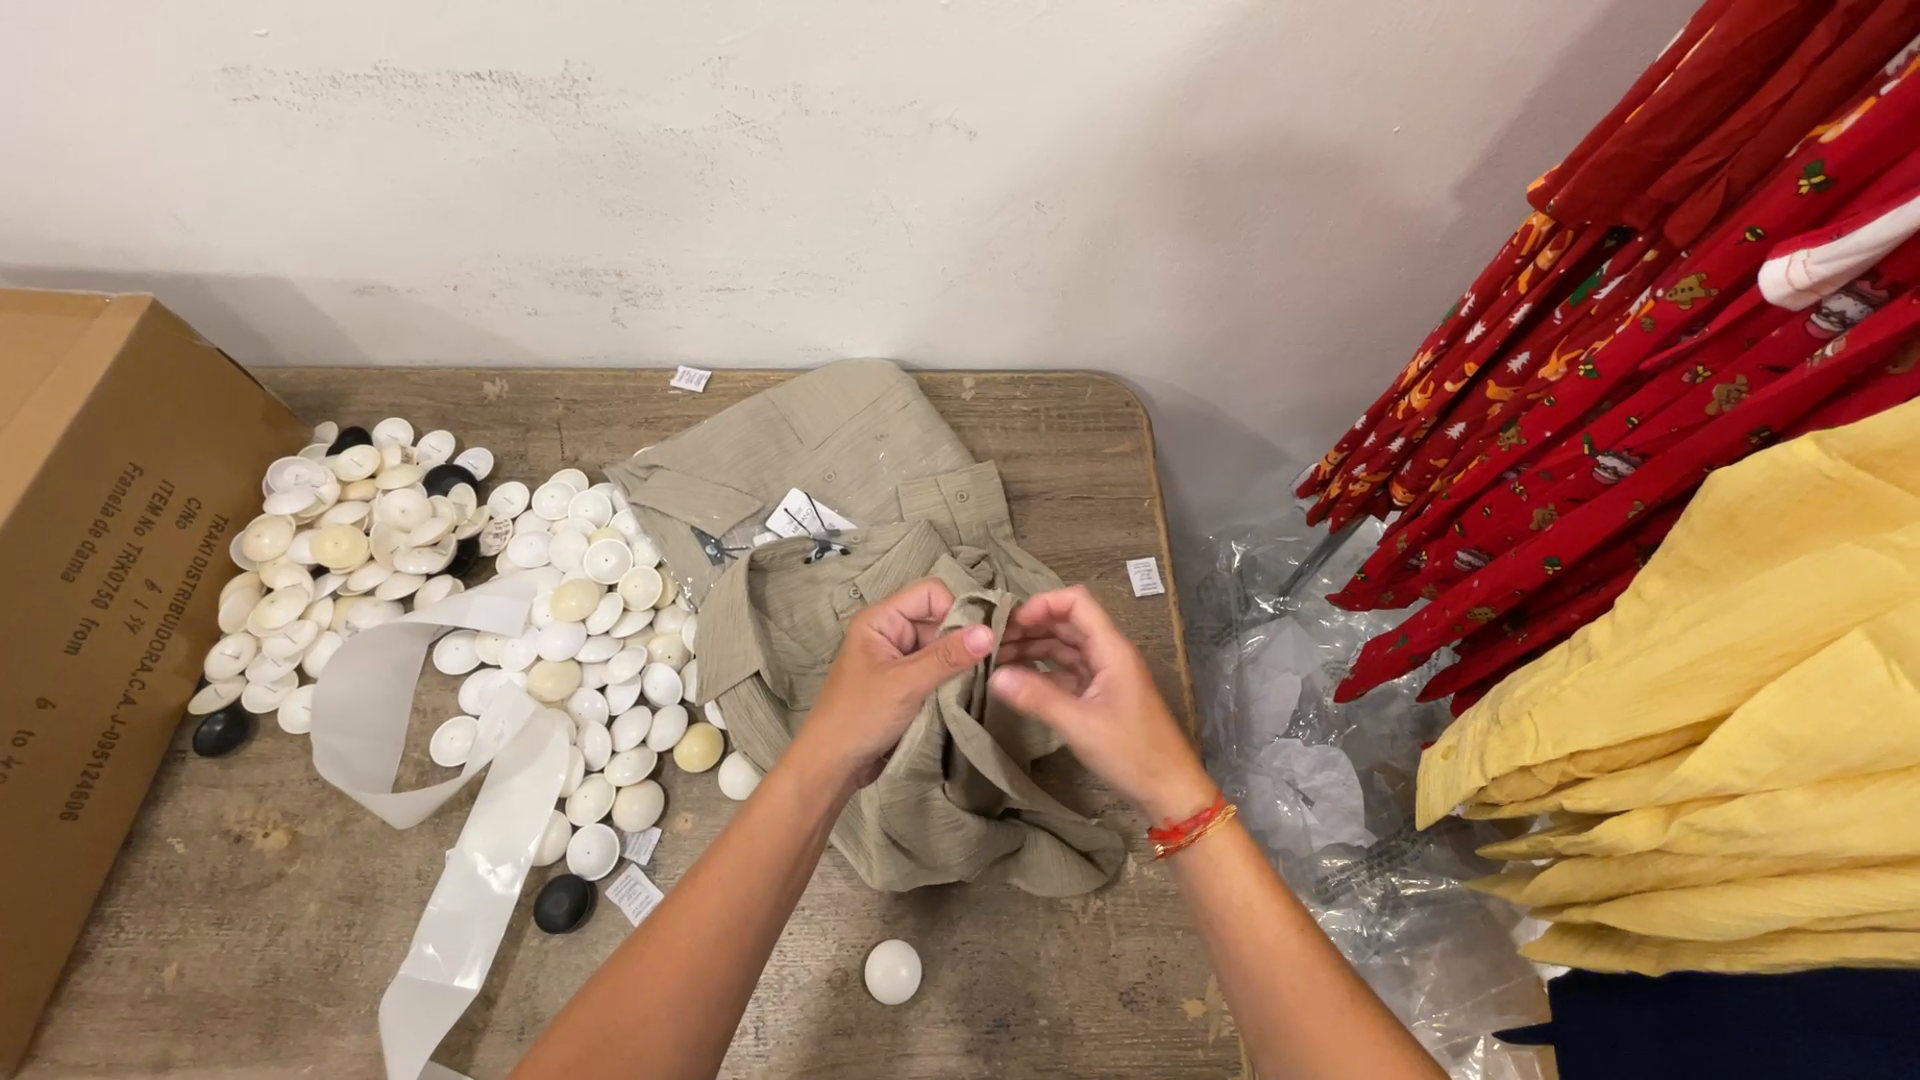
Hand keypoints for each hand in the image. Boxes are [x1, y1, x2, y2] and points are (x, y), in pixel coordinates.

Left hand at [791, 577, 995, 789]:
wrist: (832, 766)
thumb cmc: (860, 717)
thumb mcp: (905, 684)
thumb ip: (947, 657)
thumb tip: (989, 632)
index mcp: (881, 619)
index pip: (930, 593)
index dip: (956, 609)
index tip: (978, 638)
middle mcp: (891, 631)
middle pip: (939, 618)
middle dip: (962, 638)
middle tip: (990, 661)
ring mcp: (899, 658)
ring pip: (942, 645)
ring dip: (960, 661)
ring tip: (982, 677)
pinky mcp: (907, 683)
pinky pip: (938, 669)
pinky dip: (953, 678)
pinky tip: (969, 689)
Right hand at [989, 586, 1216, 824]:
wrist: (1169, 790)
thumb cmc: (1132, 753)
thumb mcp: (1080, 725)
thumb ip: (1037, 697)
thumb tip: (995, 676)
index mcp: (1111, 650)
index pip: (1076, 603)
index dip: (1042, 604)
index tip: (1011, 623)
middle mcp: (1108, 655)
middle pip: (1067, 623)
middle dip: (1031, 626)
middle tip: (993, 641)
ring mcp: (1105, 675)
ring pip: (1065, 648)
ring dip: (1034, 648)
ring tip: (997, 658)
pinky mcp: (1100, 696)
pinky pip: (1067, 672)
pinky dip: (1043, 672)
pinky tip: (1018, 680)